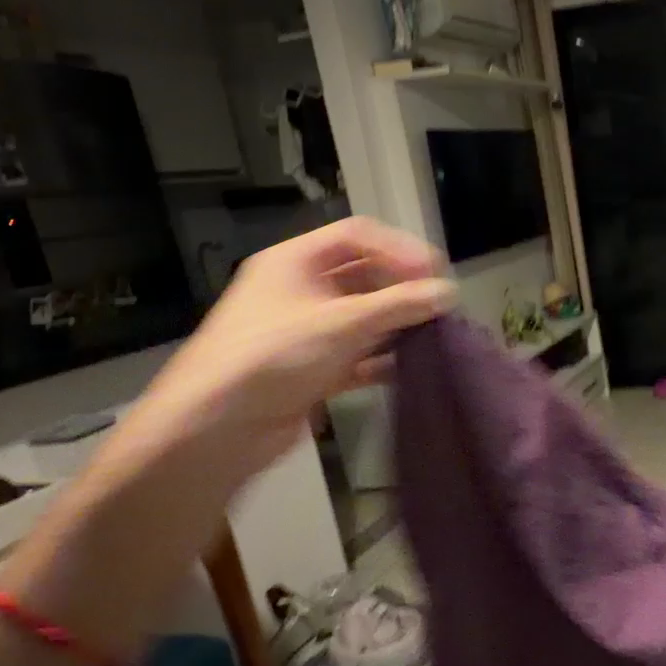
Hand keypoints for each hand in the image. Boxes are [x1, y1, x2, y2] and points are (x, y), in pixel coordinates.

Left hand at [117, 217, 454, 480]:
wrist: (216, 428)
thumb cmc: (273, 357)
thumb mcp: (341, 323)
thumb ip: (399, 306)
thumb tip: (449, 293)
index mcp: (294, 262)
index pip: (358, 236)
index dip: (399, 249)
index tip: (435, 273)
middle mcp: (300, 290)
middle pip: (363, 276)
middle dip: (403, 289)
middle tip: (439, 306)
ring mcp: (307, 331)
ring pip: (364, 317)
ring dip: (398, 325)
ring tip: (435, 336)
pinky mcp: (313, 369)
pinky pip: (359, 355)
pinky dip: (384, 360)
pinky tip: (411, 369)